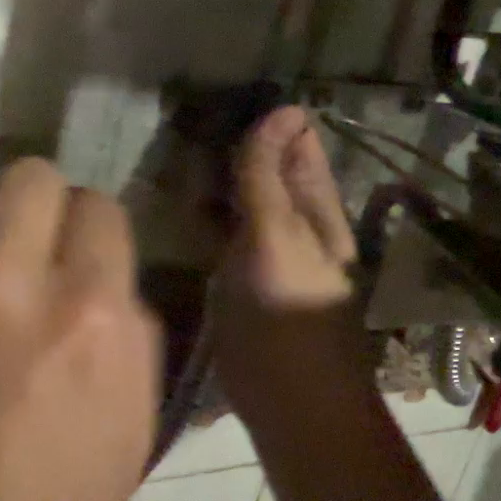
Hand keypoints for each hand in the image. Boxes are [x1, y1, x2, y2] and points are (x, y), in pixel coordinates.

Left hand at [0, 159, 160, 500]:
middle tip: (32, 251)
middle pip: (33, 177)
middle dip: (41, 207)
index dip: (91, 234)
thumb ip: (125, 334)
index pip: (101, 208)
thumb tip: (105, 279)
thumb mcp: (123, 427)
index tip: (79, 256)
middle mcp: (9, 276)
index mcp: (90, 316)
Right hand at [211, 108, 439, 500]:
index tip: (231, 90)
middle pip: (272, 171)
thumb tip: (284, 110)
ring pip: (248, 199)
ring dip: (222, 175)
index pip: (298, 146)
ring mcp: (272, 255)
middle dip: (241, 143)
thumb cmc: (287, 317)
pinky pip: (229, 230)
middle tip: (194, 116)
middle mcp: (299, 226)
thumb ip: (269, 177)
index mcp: (317, 210)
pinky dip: (210, 211)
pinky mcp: (247, 282)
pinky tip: (185, 206)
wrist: (294, 411)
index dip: (273, 118)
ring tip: (183, 150)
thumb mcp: (275, 236)